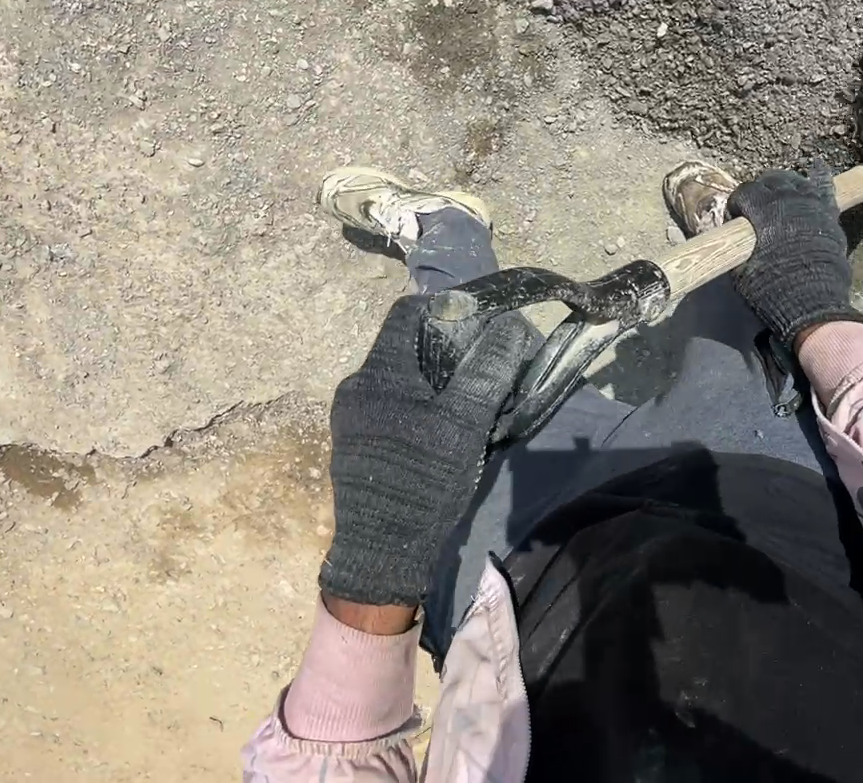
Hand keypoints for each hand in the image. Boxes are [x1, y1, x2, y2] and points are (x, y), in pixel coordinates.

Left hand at [319, 296, 532, 607]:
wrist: (382, 556)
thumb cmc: (423, 480)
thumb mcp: (464, 421)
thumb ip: (488, 368)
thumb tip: (510, 324)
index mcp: (377, 373)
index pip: (407, 313)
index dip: (445, 308)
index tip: (480, 319)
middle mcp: (356, 388)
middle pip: (405, 345)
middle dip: (446, 346)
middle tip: (484, 359)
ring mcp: (352, 418)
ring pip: (400, 377)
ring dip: (435, 378)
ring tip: (472, 393)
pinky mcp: (357, 444)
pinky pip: (392, 405)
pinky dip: (421, 402)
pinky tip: (447, 424)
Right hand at [727, 160, 862, 344]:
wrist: (812, 305)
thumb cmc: (771, 290)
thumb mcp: (740, 271)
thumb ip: (735, 247)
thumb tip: (733, 237)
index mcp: (764, 212)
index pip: (745, 192)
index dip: (737, 204)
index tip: (735, 217)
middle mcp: (789, 201)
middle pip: (770, 181)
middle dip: (759, 191)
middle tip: (755, 209)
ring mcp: (813, 206)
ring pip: (795, 181)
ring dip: (783, 186)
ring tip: (778, 197)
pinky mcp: (829, 215)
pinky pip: (825, 187)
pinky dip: (819, 176)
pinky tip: (816, 166)